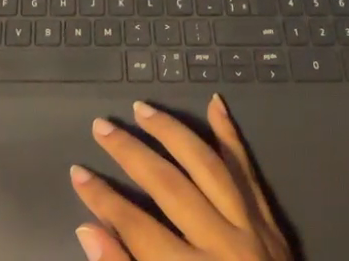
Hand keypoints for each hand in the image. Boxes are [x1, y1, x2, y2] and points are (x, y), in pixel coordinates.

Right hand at [71, 96, 292, 260]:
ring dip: (172, 132)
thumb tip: (88, 231)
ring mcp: (250, 227)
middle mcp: (222, 243)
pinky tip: (215, 105)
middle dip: (131, 153)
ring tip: (143, 109)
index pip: (136, 227)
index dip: (103, 199)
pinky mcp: (270, 220)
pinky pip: (246, 171)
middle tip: (102, 127)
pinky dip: (230, 137)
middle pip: (169, 186)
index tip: (78, 172)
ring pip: (207, 165)